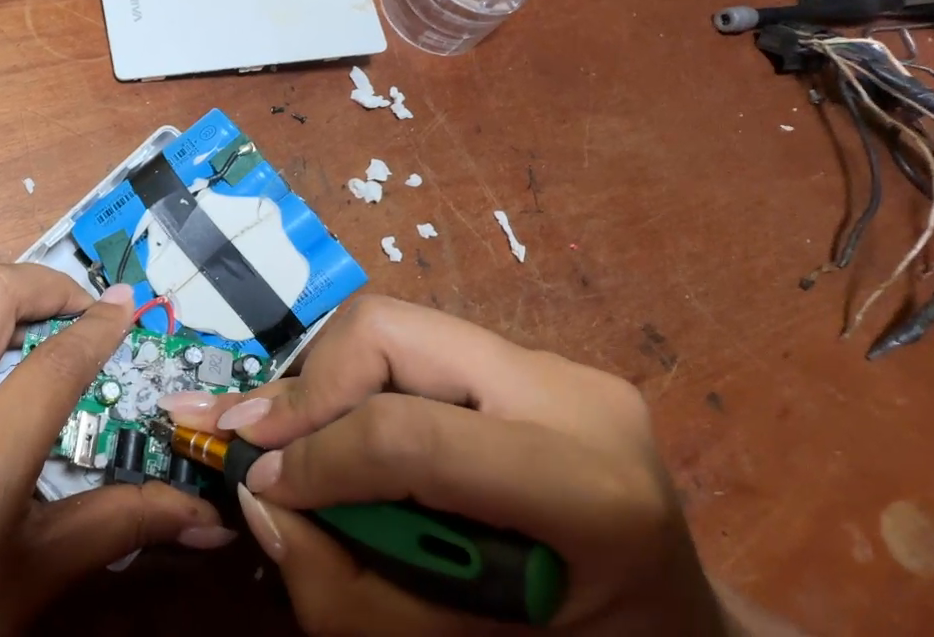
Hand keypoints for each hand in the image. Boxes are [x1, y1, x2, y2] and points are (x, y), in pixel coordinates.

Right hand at [159, 295, 726, 635]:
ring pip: (389, 327)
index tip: (257, 482)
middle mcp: (571, 396)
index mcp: (585, 489)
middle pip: (386, 331)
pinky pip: (410, 348)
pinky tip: (338, 427)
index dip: (315, 456)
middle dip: (307, 387)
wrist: (678, 631)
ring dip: (324, 384)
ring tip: (290, 436)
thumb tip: (256, 495)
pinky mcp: (528, 360)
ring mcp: (554, 367)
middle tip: (255, 437)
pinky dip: (354, 385)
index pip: (409, 433)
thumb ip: (340, 590)